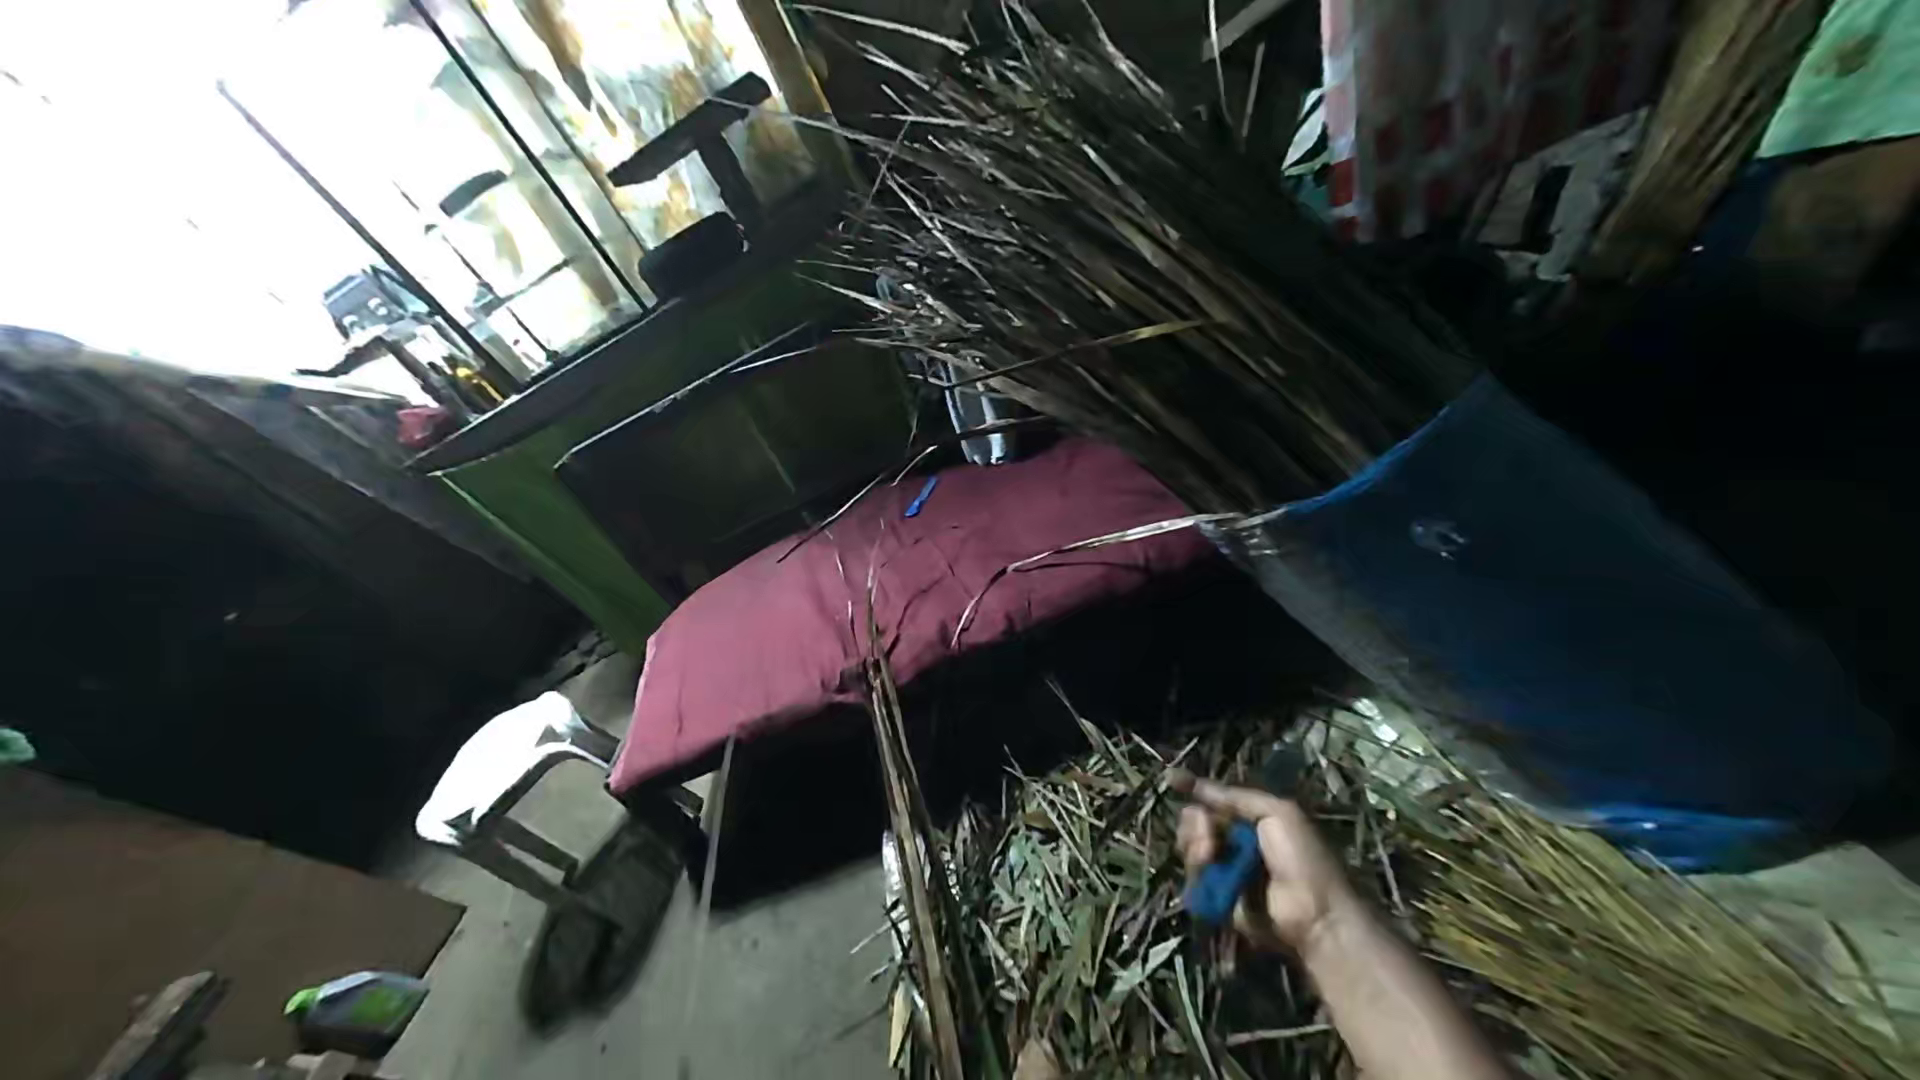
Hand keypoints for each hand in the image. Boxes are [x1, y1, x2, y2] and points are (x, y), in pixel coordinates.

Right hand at [1170, 768, 1357, 952]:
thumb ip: (1234, 796)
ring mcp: (1225, 873)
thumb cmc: (1303, 858)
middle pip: (1195, 824)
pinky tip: (1208, 868)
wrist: (1316, 914)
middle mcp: (1234, 844)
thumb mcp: (1277, 812)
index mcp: (1250, 821)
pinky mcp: (1218, 900)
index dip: (1193, 790)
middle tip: (1207, 830)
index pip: (1212, 801)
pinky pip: (1194, 880)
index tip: (1172, 780)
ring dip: (1196, 845)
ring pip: (1191, 849)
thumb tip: (1195, 782)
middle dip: (1195, 824)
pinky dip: (1196, 872)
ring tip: (1209, 852)